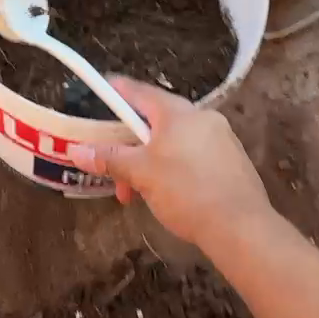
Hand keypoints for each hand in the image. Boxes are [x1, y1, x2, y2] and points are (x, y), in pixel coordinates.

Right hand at [68, 77, 273, 248]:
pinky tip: (171, 196)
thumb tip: (77, 151)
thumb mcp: (141, 174)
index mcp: (178, 112)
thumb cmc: (186, 191)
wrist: (242, 228)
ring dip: (151, 162)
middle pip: (156, 120)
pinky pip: (194, 155)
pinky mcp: (233, 162)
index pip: (139, 92)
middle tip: (115, 169)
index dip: (117, 91)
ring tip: (140, 194)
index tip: (101, 89)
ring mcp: (221, 138)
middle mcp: (202, 117)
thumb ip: (109, 159)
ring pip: (175, 141)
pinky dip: (175, 168)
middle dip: (131, 145)